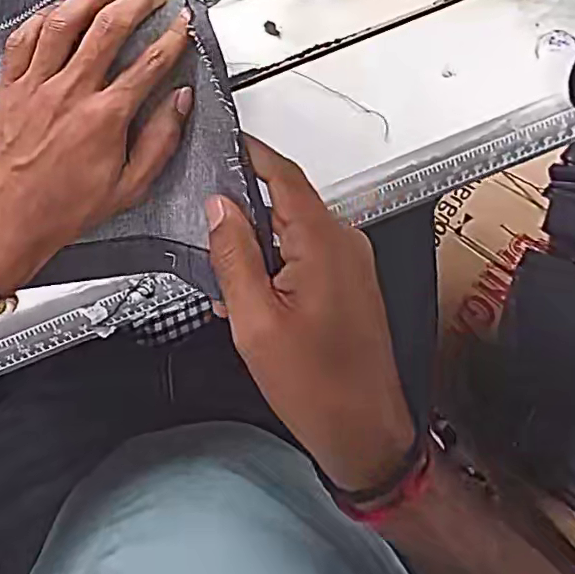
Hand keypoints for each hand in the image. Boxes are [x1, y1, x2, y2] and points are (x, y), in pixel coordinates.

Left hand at [0, 0, 193, 301]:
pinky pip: (23, 38)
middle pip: (109, 27)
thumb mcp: (129, 188)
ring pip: (63, 22)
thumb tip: (179, 102)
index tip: (182, 23)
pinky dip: (43, 18)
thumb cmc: (63, 209)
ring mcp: (35, 86)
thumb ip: (161, 140)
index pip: (149, 62)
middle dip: (138, 1)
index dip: (173, 36)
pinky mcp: (9, 87)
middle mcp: (70, 94)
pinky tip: (57, 14)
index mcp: (104, 118)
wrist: (7, 221)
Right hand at [208, 137, 415, 491]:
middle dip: (244, 211)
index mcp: (323, 243)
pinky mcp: (350, 281)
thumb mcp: (255, 319)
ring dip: (257, 245)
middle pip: (285, 202)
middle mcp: (344, 243)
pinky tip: (254, 298)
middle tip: (209, 230)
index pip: (283, 175)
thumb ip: (233, 254)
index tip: (227, 139)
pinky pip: (305, 253)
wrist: (365, 434)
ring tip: (230, 283)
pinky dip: (275, 263)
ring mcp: (351, 263)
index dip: (252, 152)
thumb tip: (218, 207)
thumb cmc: (317, 385)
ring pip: (292, 230)